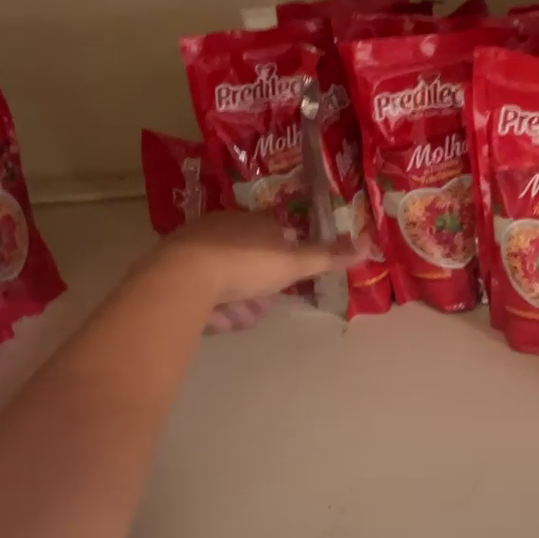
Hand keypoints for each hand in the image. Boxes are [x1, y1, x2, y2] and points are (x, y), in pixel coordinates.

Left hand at [153, 212, 359, 332]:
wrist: (183, 277)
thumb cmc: (245, 264)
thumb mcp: (292, 263)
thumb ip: (326, 257)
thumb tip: (366, 243)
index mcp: (252, 221)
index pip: (275, 232)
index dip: (283, 256)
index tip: (284, 276)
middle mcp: (223, 226)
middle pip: (250, 259)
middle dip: (256, 285)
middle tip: (256, 304)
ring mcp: (195, 245)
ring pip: (225, 278)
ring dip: (233, 301)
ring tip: (231, 315)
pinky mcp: (172, 266)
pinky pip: (200, 290)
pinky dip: (209, 305)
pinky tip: (211, 316)